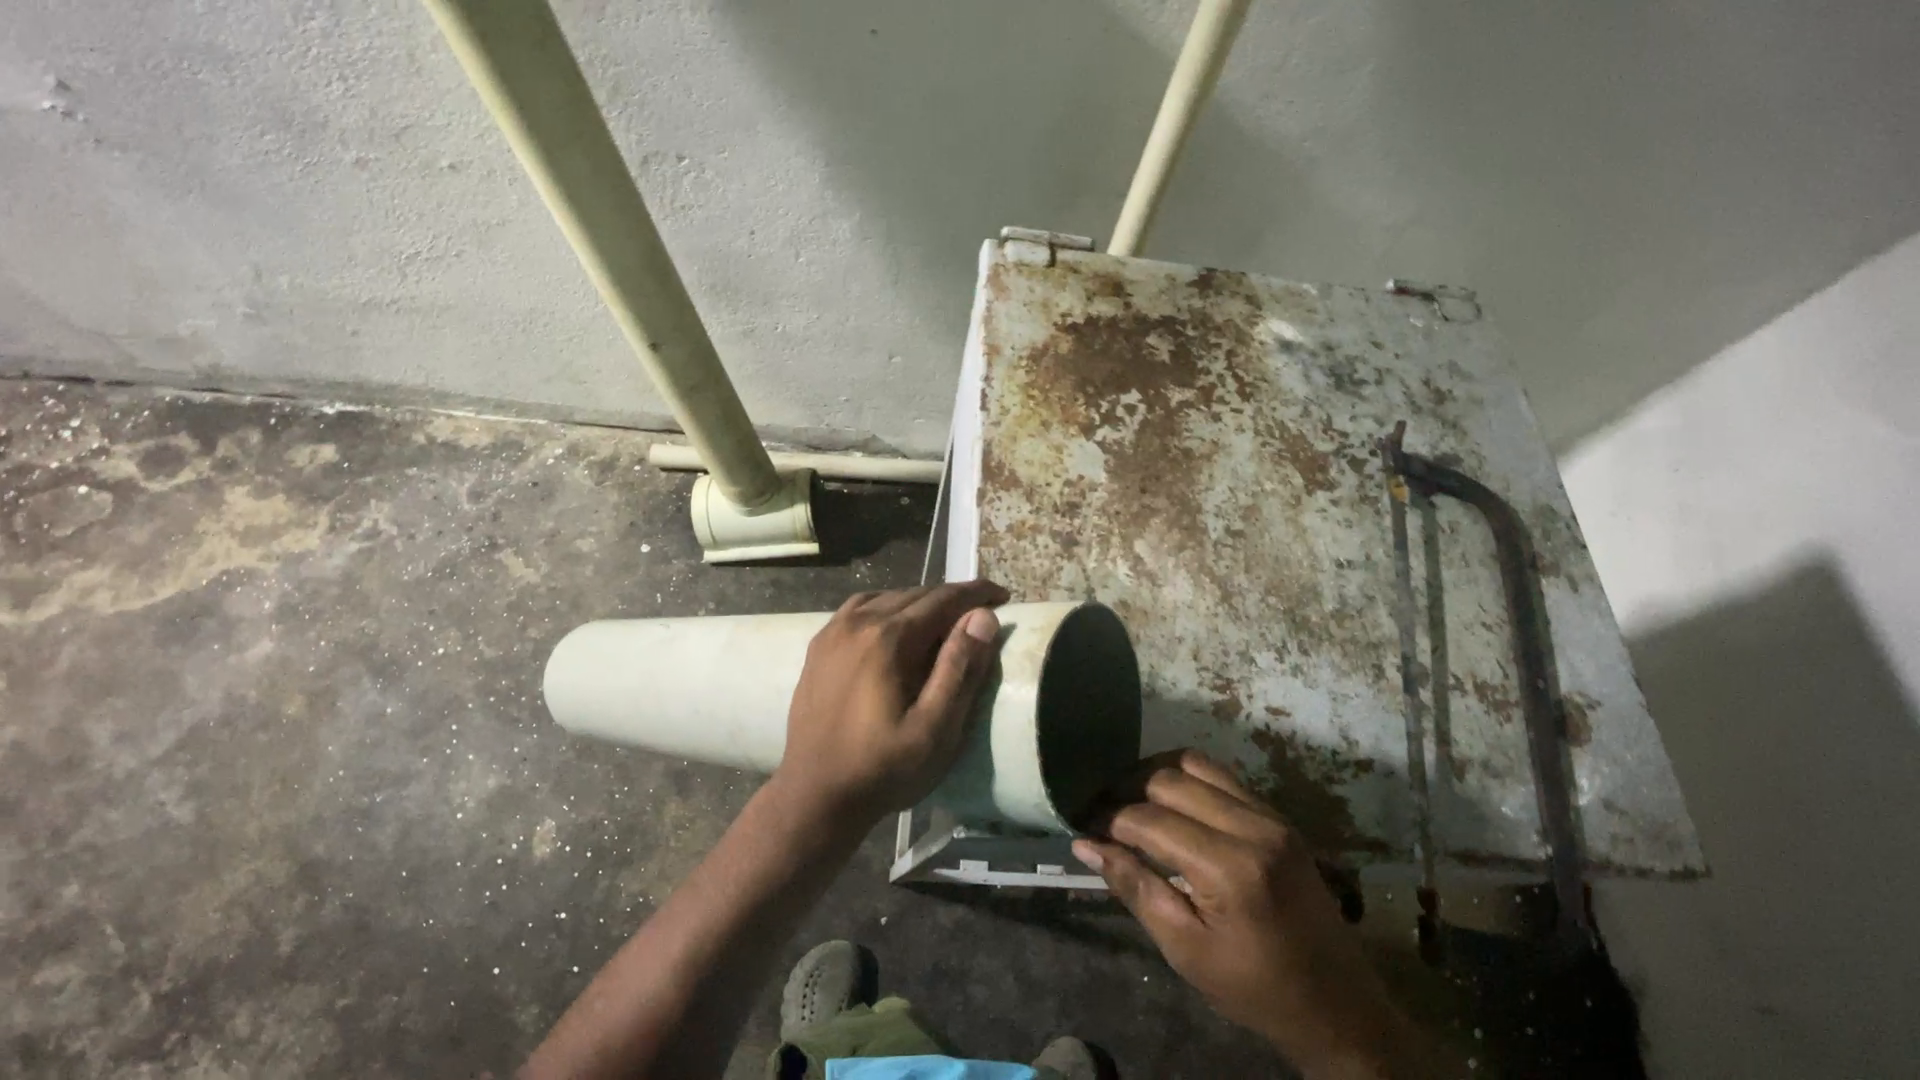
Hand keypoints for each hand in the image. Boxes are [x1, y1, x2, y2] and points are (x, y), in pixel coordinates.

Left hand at [774, 580, 1009, 820]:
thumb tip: (983, 616)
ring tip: (943, 621)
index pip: (942, 599)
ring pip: (885, 599)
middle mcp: (857, 622)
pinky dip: (885, 608)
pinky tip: (895, 627)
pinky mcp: (818, 648)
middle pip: (914, 595)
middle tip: (981, 614)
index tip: (1003, 595)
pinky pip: (857, 610)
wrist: (815, 794)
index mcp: (888, 638)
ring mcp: (832, 632)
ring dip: (918, 602)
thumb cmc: (882, 768)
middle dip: (951, 599)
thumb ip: (960, 668)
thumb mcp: (935, 728)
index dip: (976, 594)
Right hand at [1074, 751, 1424, 1078]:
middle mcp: (1253, 827)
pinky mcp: (1278, 817)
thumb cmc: (1254, 988)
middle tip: (1100, 814)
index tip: (1081, 827)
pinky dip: (1187, 782)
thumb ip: (1134, 887)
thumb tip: (1084, 844)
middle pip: (1169, 778)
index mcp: (1229, 867)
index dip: (1107, 819)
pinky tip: (1168, 808)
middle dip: (1126, 790)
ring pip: (1196, 765)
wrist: (1336, 1005)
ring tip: (1129, 803)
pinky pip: (1222, 778)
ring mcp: (1270, 816)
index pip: (1148, 819)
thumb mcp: (1184, 949)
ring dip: (1156, 777)